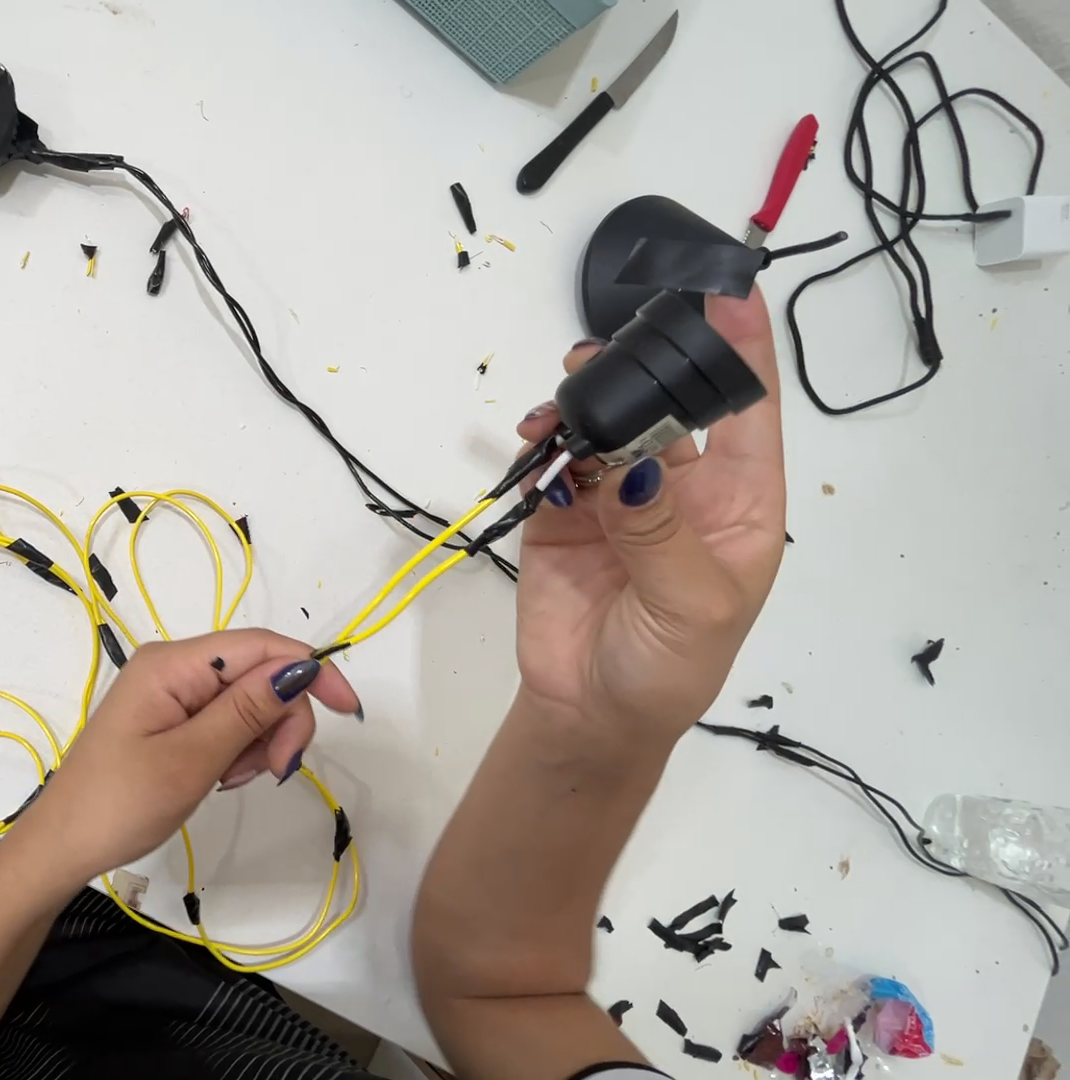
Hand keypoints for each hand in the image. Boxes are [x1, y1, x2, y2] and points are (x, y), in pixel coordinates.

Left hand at [5, 629, 360, 887]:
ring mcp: (171, 692)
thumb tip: (300, 668)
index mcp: (173, 664)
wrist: (65, 843)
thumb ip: (247, 711)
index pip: (259, 646)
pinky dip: (237, 749)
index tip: (349, 710)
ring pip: (247, 701)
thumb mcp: (191, 759)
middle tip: (273, 770)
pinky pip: (225, 720)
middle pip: (257, 674)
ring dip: (257, 741)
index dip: (310, 668)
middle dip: (279, 719)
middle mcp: (174, 666)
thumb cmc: (122, 803)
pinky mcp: (171, 717)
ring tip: (230, 780)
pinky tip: (220, 777)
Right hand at [513, 290, 785, 740]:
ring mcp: (612, 501)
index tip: (725, 294)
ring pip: (602, 430)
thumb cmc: (668, 662)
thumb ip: (662, 531)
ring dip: (582, 408)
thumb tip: (630, 463)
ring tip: (555, 406)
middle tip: (602, 352)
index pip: (748, 414)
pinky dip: (541, 449)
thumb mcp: (692, 603)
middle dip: (642, 372)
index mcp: (736, 505)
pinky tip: (534, 444)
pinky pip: (551, 468)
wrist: (587, 706)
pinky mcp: (558, 516)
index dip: (741, 353)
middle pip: (666, 409)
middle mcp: (675, 490)